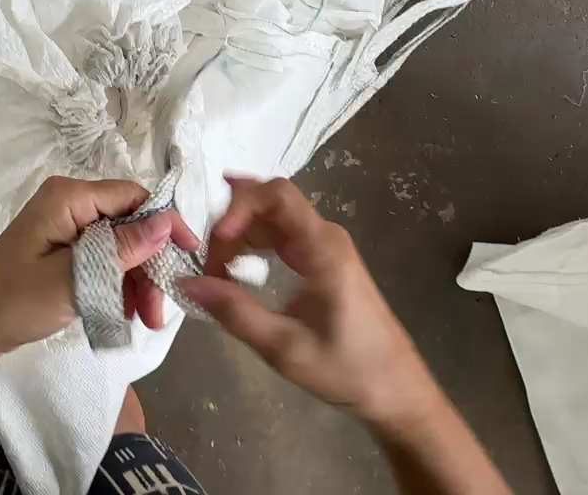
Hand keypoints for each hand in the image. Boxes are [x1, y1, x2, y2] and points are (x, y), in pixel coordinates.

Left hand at [0, 176, 198, 362]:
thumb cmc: (15, 300)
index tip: (188, 256)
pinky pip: (104, 256)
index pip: (132, 196)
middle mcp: (70, 202)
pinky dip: (117, 282)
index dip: (164, 222)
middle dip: (149, 264)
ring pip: (120, 243)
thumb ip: (120, 250)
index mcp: (69, 196)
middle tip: (158, 311)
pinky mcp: (64, 247)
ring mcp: (66, 224)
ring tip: (144, 319)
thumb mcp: (73, 279)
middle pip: (129, 222)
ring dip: (136, 278)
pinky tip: (123, 311)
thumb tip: (165, 222)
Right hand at [180, 177, 442, 432]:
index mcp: (323, 247)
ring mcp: (322, 246)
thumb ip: (235, 313)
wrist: (399, 394)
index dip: (241, 205)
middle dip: (231, 224)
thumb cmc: (350, 370)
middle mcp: (323, 236)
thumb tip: (188, 283)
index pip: (278, 194)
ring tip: (216, 271)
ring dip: (238, 236)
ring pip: (269, 218)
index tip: (218, 238)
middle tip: (209, 264)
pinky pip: (277, 236)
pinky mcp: (318, 260)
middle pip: (267, 202)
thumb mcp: (286, 349)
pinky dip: (250, 245)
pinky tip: (233, 268)